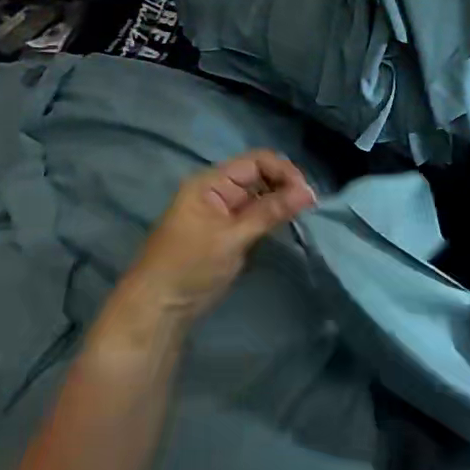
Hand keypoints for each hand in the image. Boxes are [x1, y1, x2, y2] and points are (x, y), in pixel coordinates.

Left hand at [113, 150, 317, 321]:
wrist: (160, 307)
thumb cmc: (189, 266)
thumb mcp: (233, 237)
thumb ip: (271, 212)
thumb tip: (309, 192)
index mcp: (211, 183)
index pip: (257, 161)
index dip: (284, 171)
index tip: (306, 193)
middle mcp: (219, 191)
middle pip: (262, 175)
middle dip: (287, 185)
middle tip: (310, 206)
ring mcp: (226, 211)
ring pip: (263, 195)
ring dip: (284, 201)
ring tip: (304, 214)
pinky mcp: (232, 230)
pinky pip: (260, 213)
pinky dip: (276, 215)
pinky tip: (290, 223)